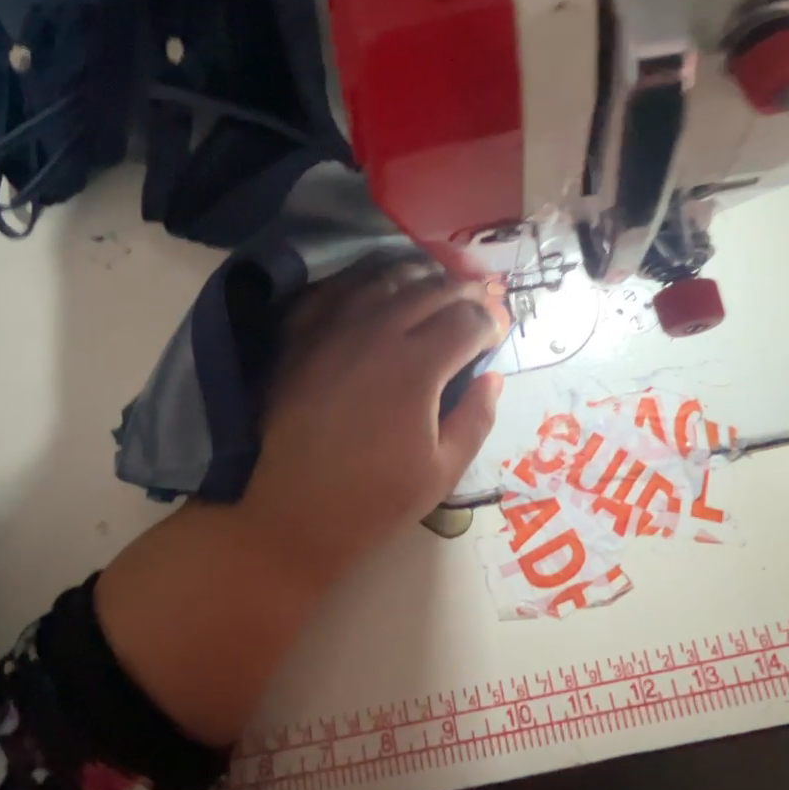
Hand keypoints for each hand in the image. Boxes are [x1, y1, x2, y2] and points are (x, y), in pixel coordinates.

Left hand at [93, 257, 503, 745]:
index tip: (498, 330)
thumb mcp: (443, 471)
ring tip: (436, 281)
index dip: (491, 320)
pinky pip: (336, 290)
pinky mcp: (300, 337)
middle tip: (479, 298)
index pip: (467, 320)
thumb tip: (493, 377)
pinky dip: (365, 280)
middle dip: (464, 289)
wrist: (290, 514)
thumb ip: (477, 418)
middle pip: (430, 289)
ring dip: (419, 275)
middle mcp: (377, 334)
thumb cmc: (373, 501)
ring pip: (384, 278)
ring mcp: (333, 330)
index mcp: (417, 367)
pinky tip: (378, 286)